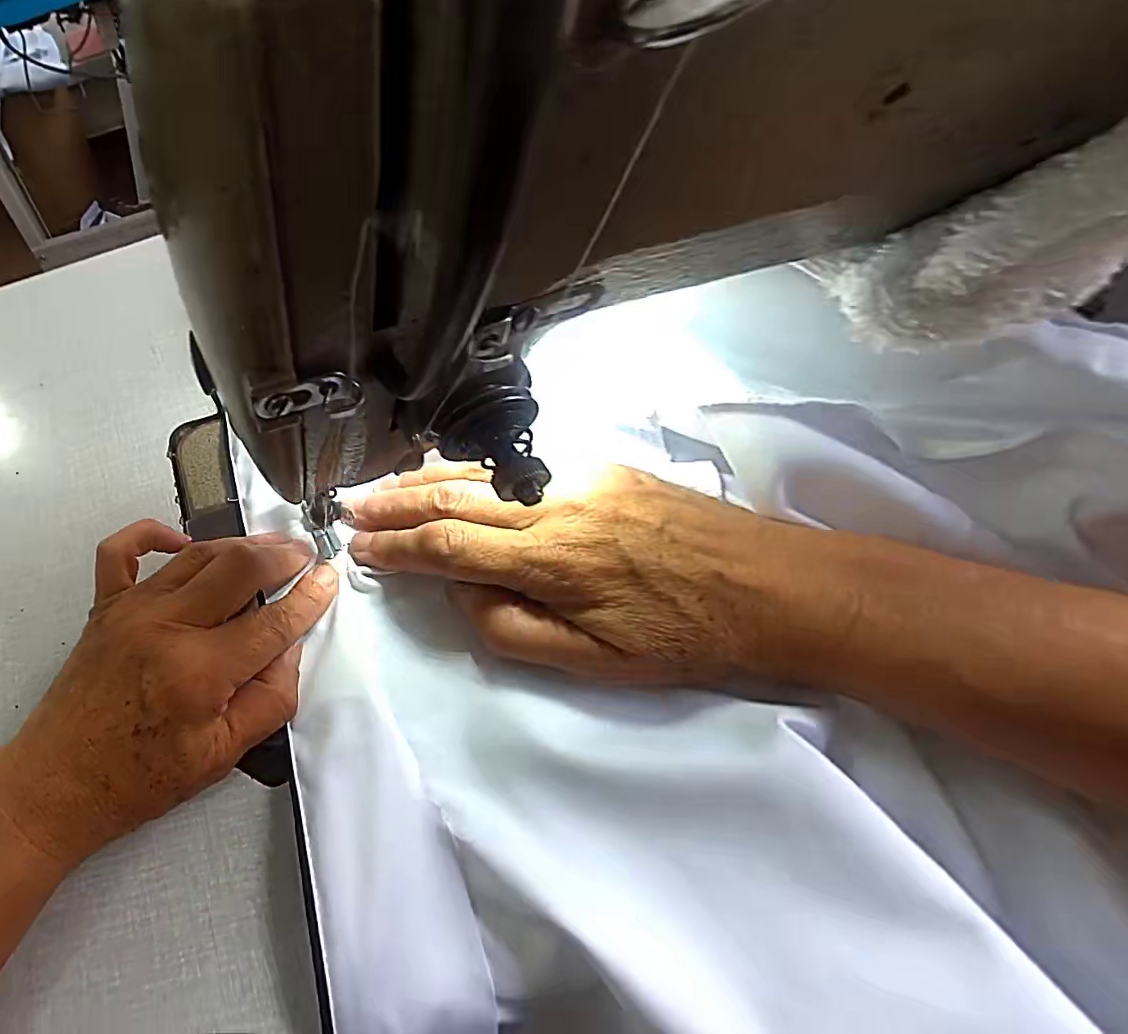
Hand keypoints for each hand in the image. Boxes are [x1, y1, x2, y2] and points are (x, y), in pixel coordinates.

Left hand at [0, 521, 337, 867]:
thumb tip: (290, 648)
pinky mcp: (105, 607)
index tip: (329, 578)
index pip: (271, 623)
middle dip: (281, 554)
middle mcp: (166, 628)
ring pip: (196, 555)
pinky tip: (181, 539)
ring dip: (238, 543)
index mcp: (198, 672)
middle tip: (304, 552)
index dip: (309, 598)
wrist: (57, 784)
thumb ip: (268, 699)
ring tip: (267, 545)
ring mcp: (131, 611)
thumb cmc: (138, 779)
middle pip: (238, 568)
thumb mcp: (220, 755)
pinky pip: (123, 551)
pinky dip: (152, 533)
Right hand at [345, 462, 807, 683]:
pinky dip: (465, 468)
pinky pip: (512, 463)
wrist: (776, 585)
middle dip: (393, 504)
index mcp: (550, 560)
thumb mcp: (597, 664)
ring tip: (379, 487)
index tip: (361, 550)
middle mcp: (553, 506)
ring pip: (477, 473)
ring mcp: (575, 476)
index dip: (397, 548)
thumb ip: (512, 630)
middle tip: (350, 508)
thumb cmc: (686, 637)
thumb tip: (463, 593)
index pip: (448, 547)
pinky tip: (443, 470)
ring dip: (420, 480)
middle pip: (452, 498)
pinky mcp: (596, 464)